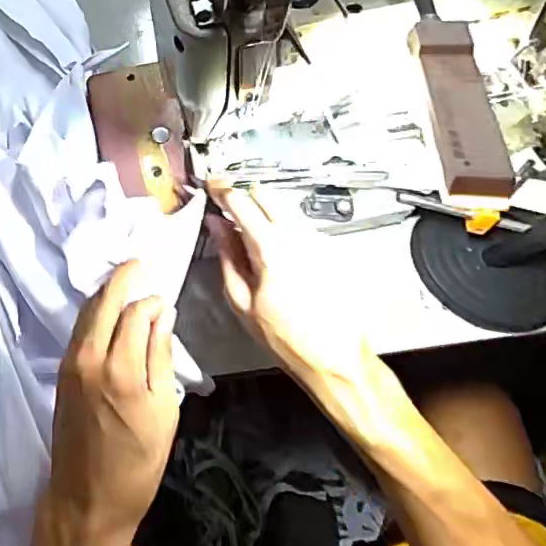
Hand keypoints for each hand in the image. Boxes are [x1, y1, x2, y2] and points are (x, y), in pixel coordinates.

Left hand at [43, 260, 180, 542]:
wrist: (86, 502)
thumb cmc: (136, 464)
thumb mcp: (164, 412)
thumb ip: (160, 356)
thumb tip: (162, 313)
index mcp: (119, 369)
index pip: (134, 312)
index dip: (151, 300)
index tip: (165, 298)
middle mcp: (88, 357)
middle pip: (104, 301)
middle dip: (122, 277)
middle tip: (140, 262)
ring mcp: (70, 363)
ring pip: (87, 311)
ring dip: (106, 292)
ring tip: (127, 280)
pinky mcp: (62, 372)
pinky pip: (80, 328)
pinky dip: (95, 311)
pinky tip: (110, 310)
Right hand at [208, 181, 374, 386]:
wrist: (334, 358)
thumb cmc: (289, 338)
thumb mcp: (242, 300)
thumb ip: (227, 255)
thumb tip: (217, 226)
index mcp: (270, 247)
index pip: (241, 200)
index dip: (221, 190)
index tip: (210, 187)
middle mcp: (295, 236)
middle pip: (263, 194)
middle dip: (242, 195)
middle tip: (224, 206)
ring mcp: (313, 239)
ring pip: (280, 208)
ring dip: (260, 213)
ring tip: (245, 237)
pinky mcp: (324, 248)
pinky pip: (294, 226)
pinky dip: (278, 229)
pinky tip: (270, 253)